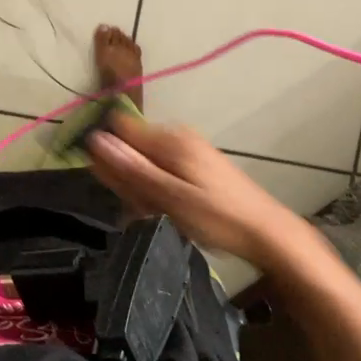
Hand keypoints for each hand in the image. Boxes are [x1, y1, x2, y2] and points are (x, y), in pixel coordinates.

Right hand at [85, 113, 308, 264]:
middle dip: (124, 177)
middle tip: (141, 206)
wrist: (266, 233)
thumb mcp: (170, 197)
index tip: (115, 183)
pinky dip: (154, 191)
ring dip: (138, 188)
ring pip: (141, 163)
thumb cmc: (218, 217)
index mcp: (169, 139)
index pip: (117, 128)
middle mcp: (175, 136)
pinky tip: (165, 210)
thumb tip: (94, 139)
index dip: (106, 153)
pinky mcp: (191, 165)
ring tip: (156, 211)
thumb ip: (132, 168)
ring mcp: (185, 150)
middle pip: (128, 148)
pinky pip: (157, 171)